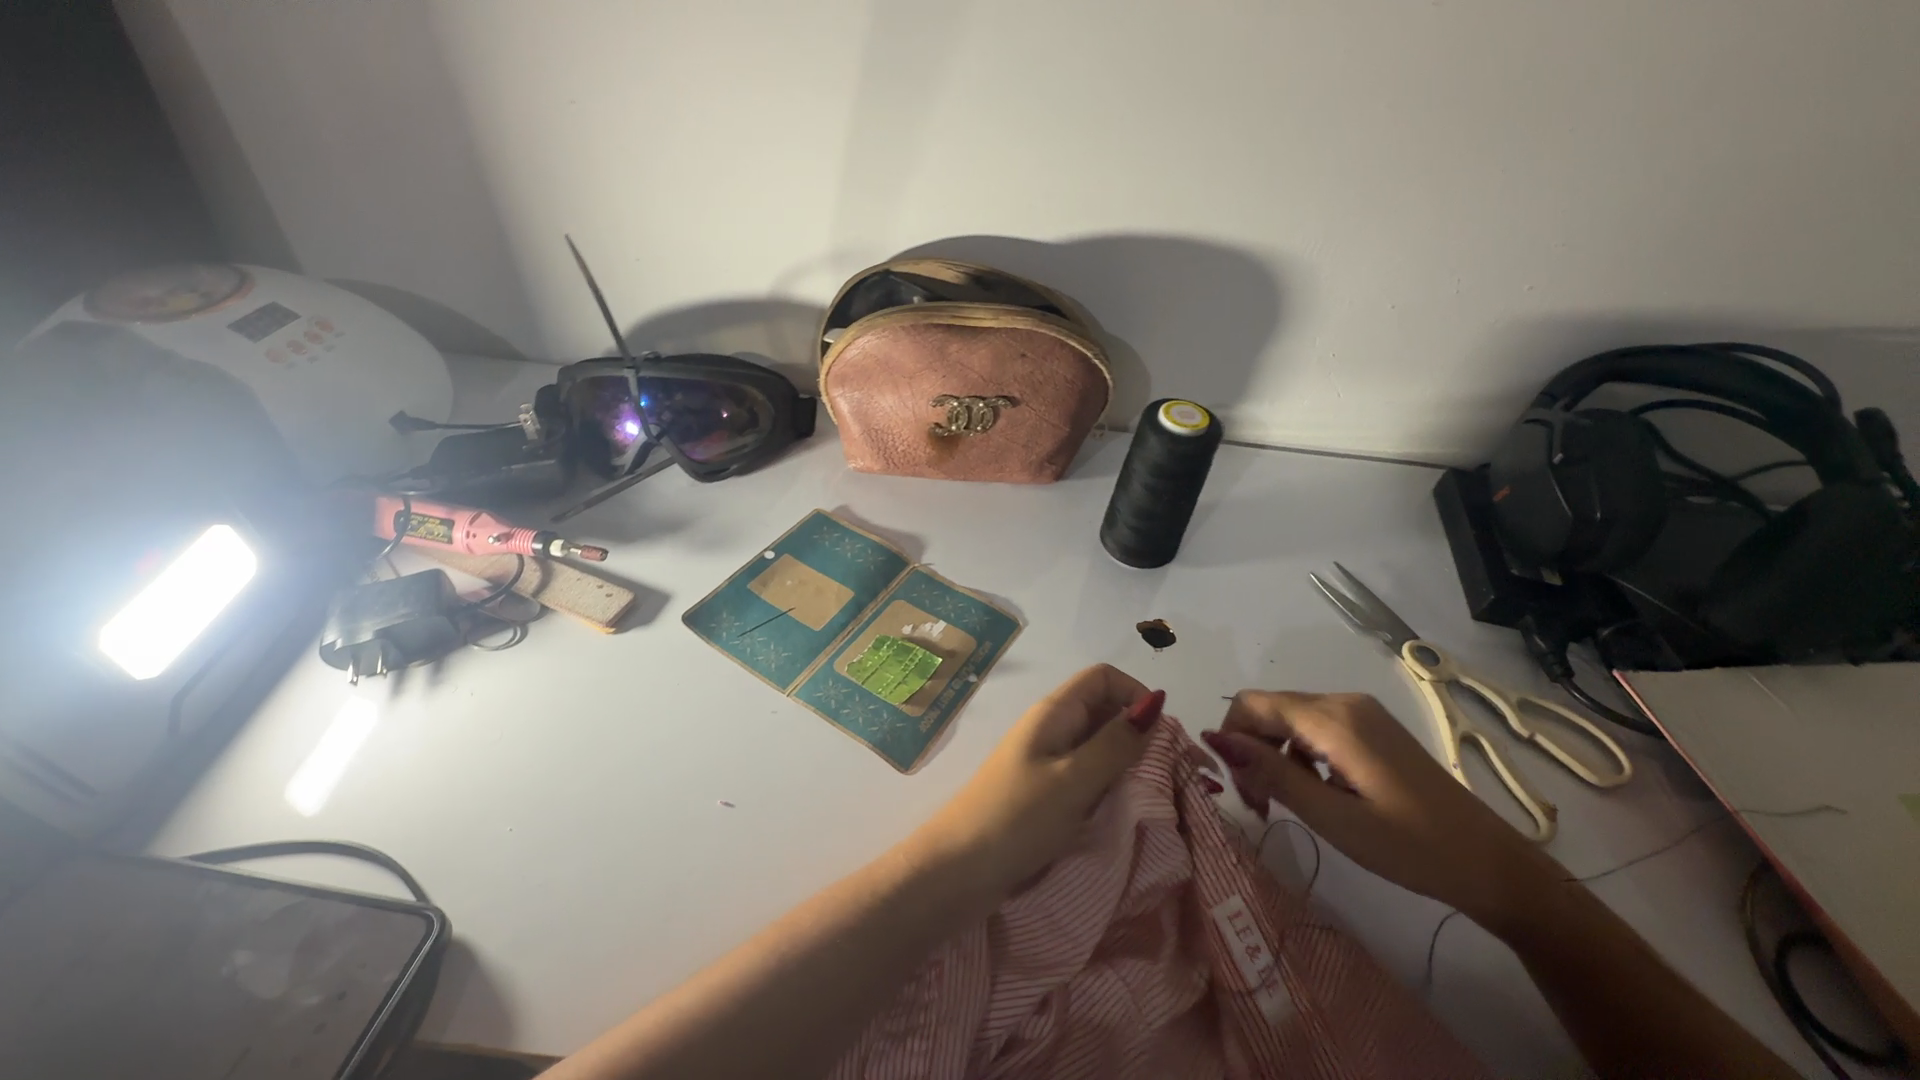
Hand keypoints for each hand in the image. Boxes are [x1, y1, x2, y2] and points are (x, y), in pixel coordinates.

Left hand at [909, 665, 1165, 903]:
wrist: (957, 871)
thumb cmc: (1017, 819)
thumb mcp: (1074, 780)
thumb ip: (1116, 743)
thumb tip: (1156, 702)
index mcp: (1053, 713)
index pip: (1103, 678)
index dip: (1136, 694)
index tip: (1160, 737)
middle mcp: (1049, 729)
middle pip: (1102, 710)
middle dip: (1136, 733)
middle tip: (1161, 773)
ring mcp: (1043, 762)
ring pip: (1095, 746)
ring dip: (1123, 764)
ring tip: (1142, 796)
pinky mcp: (1041, 793)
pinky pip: (1083, 775)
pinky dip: (1104, 786)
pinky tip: (1114, 811)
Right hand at [1201, 691, 1560, 928]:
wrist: (1489, 863)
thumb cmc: (1409, 847)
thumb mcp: (1332, 818)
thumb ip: (1271, 773)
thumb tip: (1213, 738)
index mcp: (1334, 720)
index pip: (1252, 705)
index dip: (1231, 740)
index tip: (1241, 790)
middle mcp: (1344, 703)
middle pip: (1269, 710)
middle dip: (1250, 751)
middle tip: (1260, 806)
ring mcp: (1362, 713)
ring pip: (1290, 720)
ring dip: (1273, 756)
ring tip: (1284, 805)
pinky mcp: (1373, 729)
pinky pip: (1316, 728)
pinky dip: (1299, 756)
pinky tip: (1316, 793)